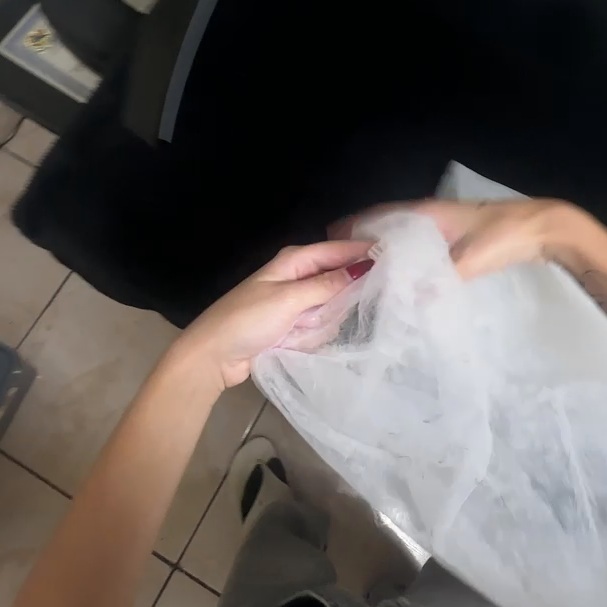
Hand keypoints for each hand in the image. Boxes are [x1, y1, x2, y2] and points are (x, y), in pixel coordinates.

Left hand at [169, 240, 376, 390]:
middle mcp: (296, 277)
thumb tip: (362, 267)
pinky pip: (316, 327)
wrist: (212, 356)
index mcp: (293, 261)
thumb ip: (327, 285)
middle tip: (336, 312)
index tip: (394, 255)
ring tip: (298, 332)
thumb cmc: (247, 320)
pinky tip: (293, 342)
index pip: (336, 250)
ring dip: (319, 323)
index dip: (362, 251)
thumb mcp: (289, 300)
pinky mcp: (291, 326)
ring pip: (329, 308)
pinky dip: (309, 336)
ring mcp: (294, 303)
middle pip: (336, 280)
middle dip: (339, 298)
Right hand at [333, 198, 581, 279]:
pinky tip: (404, 276)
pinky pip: (422, 247)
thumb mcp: (471, 259)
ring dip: (387, 250)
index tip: (329, 238)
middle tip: (341, 262)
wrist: (545, 229)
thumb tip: (412, 303)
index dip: (355, 225)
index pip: (381, 215)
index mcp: (428, 213)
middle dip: (366, 240)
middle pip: (389, 225)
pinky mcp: (459, 239)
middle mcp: (432, 215)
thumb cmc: (505, 235)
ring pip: (405, 237)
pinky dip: (408, 258)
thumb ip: (441, 280)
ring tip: (365, 271)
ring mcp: (446, 226)